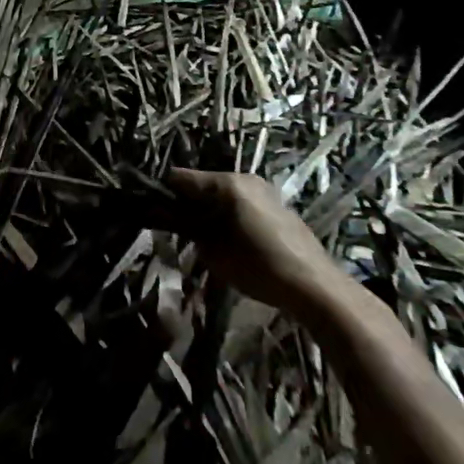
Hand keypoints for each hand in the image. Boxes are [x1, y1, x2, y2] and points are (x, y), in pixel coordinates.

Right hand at [166, 168, 332, 311]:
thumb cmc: (258, 266)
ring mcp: (264, 190)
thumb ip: (186, 227)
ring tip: (202, 238)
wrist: (315, 286)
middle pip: (203, 184)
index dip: (161, 193)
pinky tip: (230, 240)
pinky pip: (242, 203)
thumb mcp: (213, 251)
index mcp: (226, 182)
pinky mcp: (277, 206)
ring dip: (208, 210)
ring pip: (223, 194)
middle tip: (175, 229)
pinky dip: (229, 215)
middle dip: (186, 203)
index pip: (180, 177)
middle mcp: (245, 178)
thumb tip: (162, 214)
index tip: (149, 210)